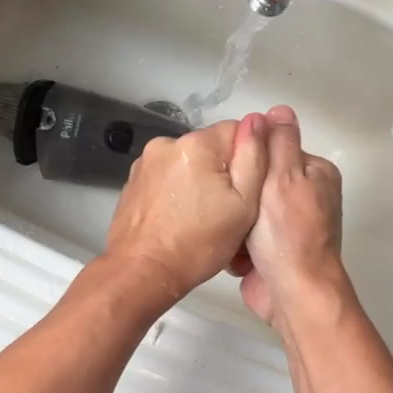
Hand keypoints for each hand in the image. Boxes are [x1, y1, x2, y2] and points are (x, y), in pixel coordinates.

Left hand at [103, 116, 268, 304]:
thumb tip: (259, 120)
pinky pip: (167, 178)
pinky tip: (178, 219)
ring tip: (198, 219)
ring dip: (197, 183)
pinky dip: (176, 193)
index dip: (248, 160)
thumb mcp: (244, 204)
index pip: (238, 131)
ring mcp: (145, 163)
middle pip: (211, 147)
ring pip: (188, 164)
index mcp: (196, 144)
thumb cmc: (197, 245)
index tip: (244, 193)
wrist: (142, 272)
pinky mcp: (133, 182)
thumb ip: (255, 156)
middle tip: (222, 211)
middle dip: (221, 173)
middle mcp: (166, 144)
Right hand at [229, 106, 346, 325]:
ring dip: (233, 222)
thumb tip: (278, 110)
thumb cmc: (288, 233)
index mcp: (314, 174)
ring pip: (246, 212)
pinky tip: (232, 252)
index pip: (273, 151)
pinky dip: (236, 245)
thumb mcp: (282, 177)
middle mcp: (305, 198)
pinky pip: (244, 238)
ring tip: (228, 230)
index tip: (233, 172)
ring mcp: (288, 227)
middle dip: (238, 195)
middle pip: (257, 183)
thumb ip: (279, 142)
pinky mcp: (272, 252)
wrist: (292, 293)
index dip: (249, 160)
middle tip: (228, 203)